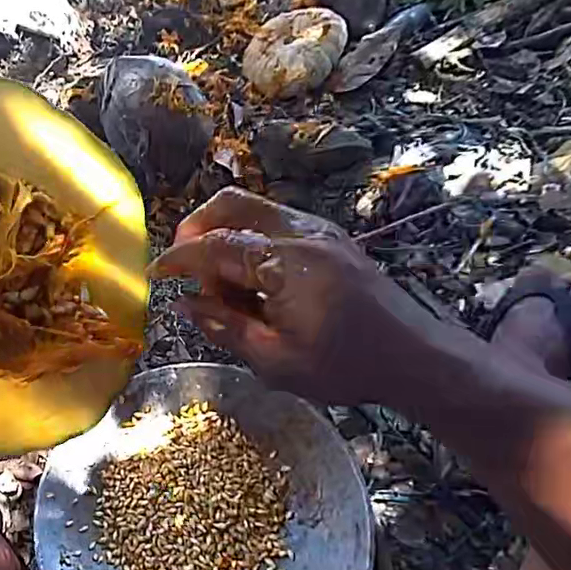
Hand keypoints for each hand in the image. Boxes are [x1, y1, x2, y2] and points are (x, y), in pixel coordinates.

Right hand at [151, 188, 446, 404]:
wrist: (414, 356)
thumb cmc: (345, 366)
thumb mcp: (276, 360)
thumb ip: (226, 327)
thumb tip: (187, 305)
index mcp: (286, 263)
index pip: (215, 246)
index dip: (179, 259)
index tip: (157, 274)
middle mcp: (302, 233)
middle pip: (231, 204)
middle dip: (197, 229)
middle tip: (187, 271)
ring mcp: (320, 231)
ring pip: (253, 210)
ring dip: (225, 238)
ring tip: (225, 290)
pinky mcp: (330, 238)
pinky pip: (275, 224)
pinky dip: (250, 243)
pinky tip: (254, 285)